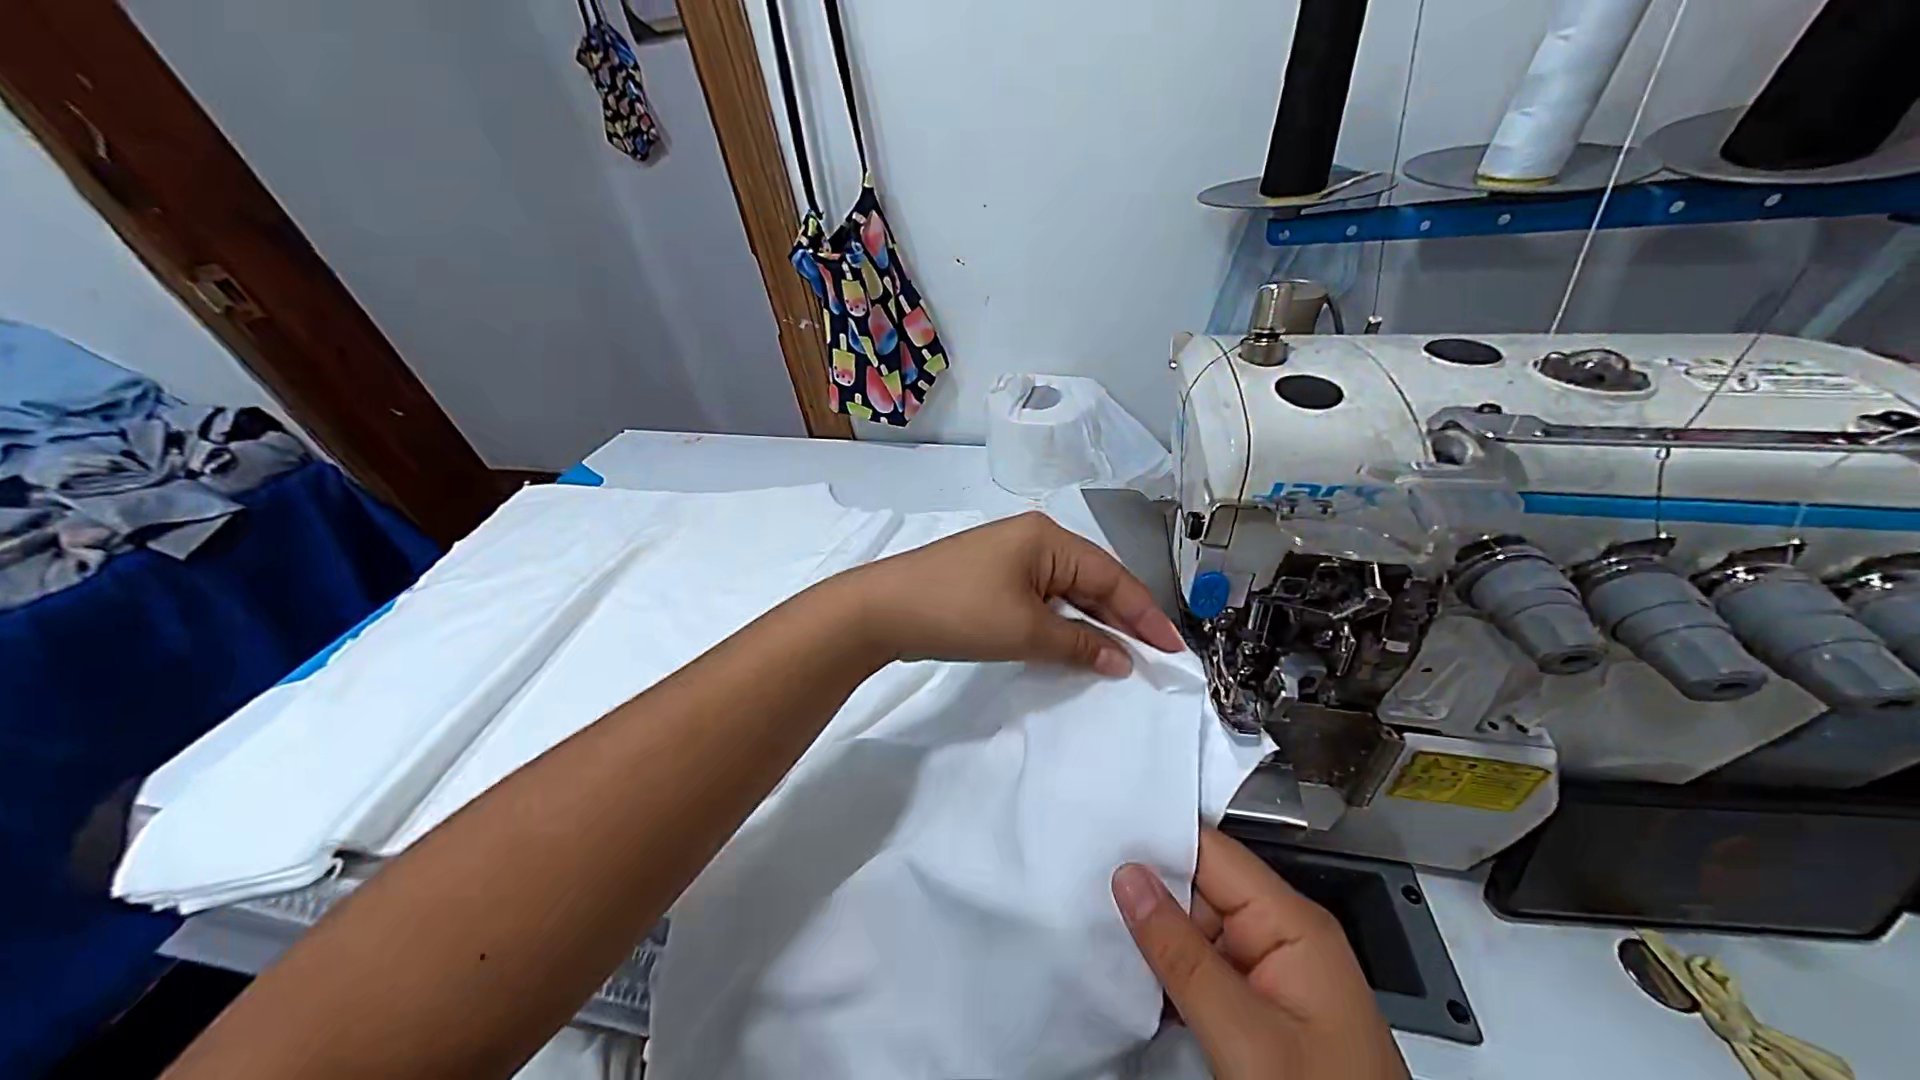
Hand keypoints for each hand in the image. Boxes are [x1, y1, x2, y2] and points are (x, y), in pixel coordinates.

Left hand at [826, 511, 1184, 675]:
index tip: (1174, 650)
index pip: (1112, 577)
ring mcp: (1009, 556)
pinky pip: (1042, 597)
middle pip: (1092, 580)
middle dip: (1123, 618)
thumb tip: (1122, 661)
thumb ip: (1080, 645)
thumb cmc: (960, 612)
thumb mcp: (1026, 631)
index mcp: (1048, 538)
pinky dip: (1062, 621)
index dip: (1145, 615)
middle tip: (1155, 656)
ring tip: (1124, 654)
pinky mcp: (992, 576)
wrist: (882, 610)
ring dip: (1093, 621)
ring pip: (1067, 590)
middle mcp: (1033, 538)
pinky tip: (1076, 642)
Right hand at [1113, 829, 1409, 1079]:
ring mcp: (1267, 971)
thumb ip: (1182, 954)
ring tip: (1111, 942)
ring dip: (1153, 937)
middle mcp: (1282, 937)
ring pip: (1192, 928)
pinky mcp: (1254, 1005)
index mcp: (1294, 924)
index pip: (1213, 852)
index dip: (1158, 843)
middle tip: (1095, 901)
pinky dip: (1166, 970)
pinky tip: (1140, 979)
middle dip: (1148, 895)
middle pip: (1198, 887)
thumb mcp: (1246, 1038)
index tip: (1106, 846)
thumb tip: (1132, 881)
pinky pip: (1198, 966)